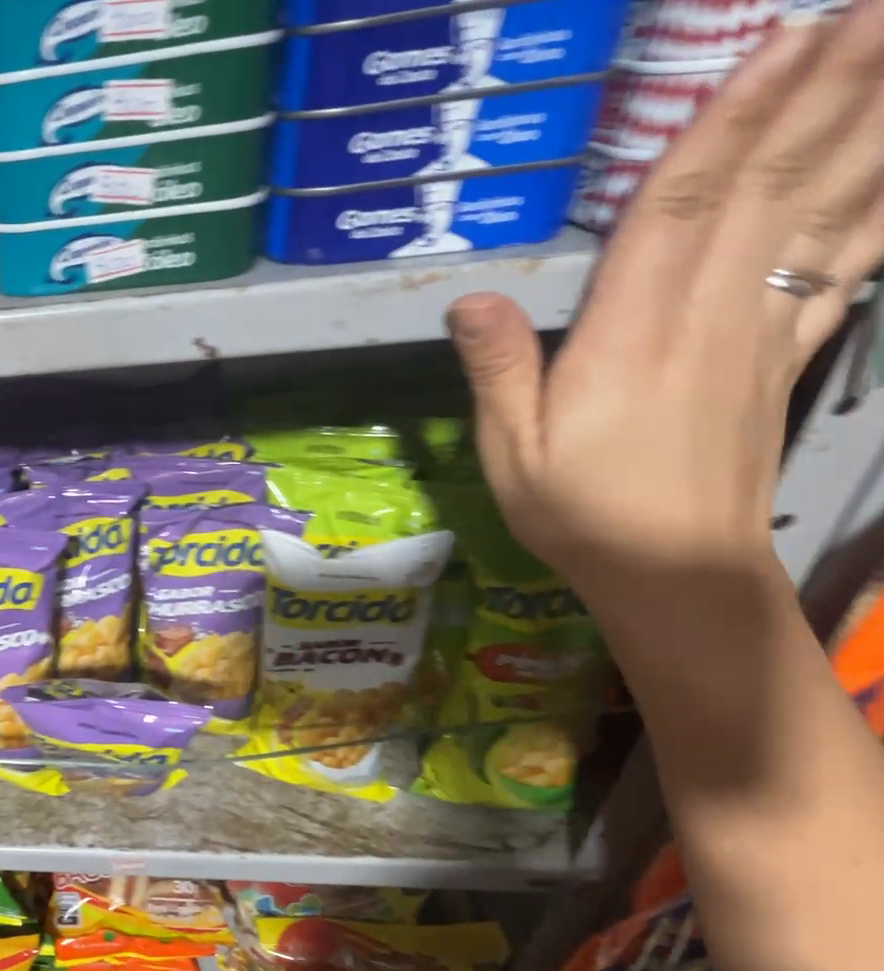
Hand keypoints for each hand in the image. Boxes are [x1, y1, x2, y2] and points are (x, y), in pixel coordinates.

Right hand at [448, 6, 883, 596]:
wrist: (676, 573)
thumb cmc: (579, 513)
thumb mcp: (510, 451)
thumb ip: (498, 370)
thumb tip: (470, 298)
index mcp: (630, 337)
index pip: (683, 210)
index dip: (729, 123)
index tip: (779, 42)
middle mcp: (708, 318)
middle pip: (772, 190)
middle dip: (824, 94)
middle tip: (873, 10)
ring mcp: (761, 333)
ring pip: (823, 215)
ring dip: (869, 129)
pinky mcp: (787, 357)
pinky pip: (845, 271)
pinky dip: (883, 212)